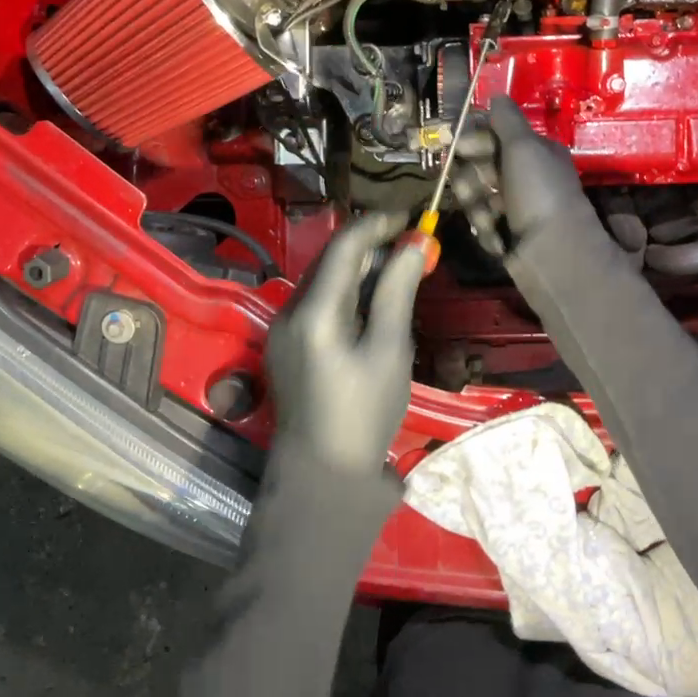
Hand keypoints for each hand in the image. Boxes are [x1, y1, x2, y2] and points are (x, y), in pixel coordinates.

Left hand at [265, 212, 427, 475]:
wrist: (322, 477)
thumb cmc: (363, 414)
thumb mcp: (390, 351)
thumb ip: (397, 292)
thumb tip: (414, 244)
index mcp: (314, 312)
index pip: (344, 246)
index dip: (378, 225)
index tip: (411, 219)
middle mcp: (290, 312)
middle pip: (331, 261)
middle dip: (371, 247)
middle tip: (412, 249)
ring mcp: (283, 331)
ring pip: (325, 282)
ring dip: (360, 270)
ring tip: (400, 276)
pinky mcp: (287, 348)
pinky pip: (318, 304)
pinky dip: (347, 294)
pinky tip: (373, 308)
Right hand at [449, 94, 593, 256]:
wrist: (551, 252)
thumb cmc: (538, 192)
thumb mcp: (524, 146)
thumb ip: (506, 120)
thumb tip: (496, 96)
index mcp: (535, 151)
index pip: (495, 134)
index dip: (472, 137)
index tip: (452, 141)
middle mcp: (527, 175)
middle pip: (481, 165)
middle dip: (471, 176)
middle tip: (473, 188)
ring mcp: (517, 205)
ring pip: (478, 195)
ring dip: (477, 203)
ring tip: (488, 216)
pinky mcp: (507, 232)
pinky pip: (483, 221)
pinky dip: (486, 227)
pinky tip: (495, 235)